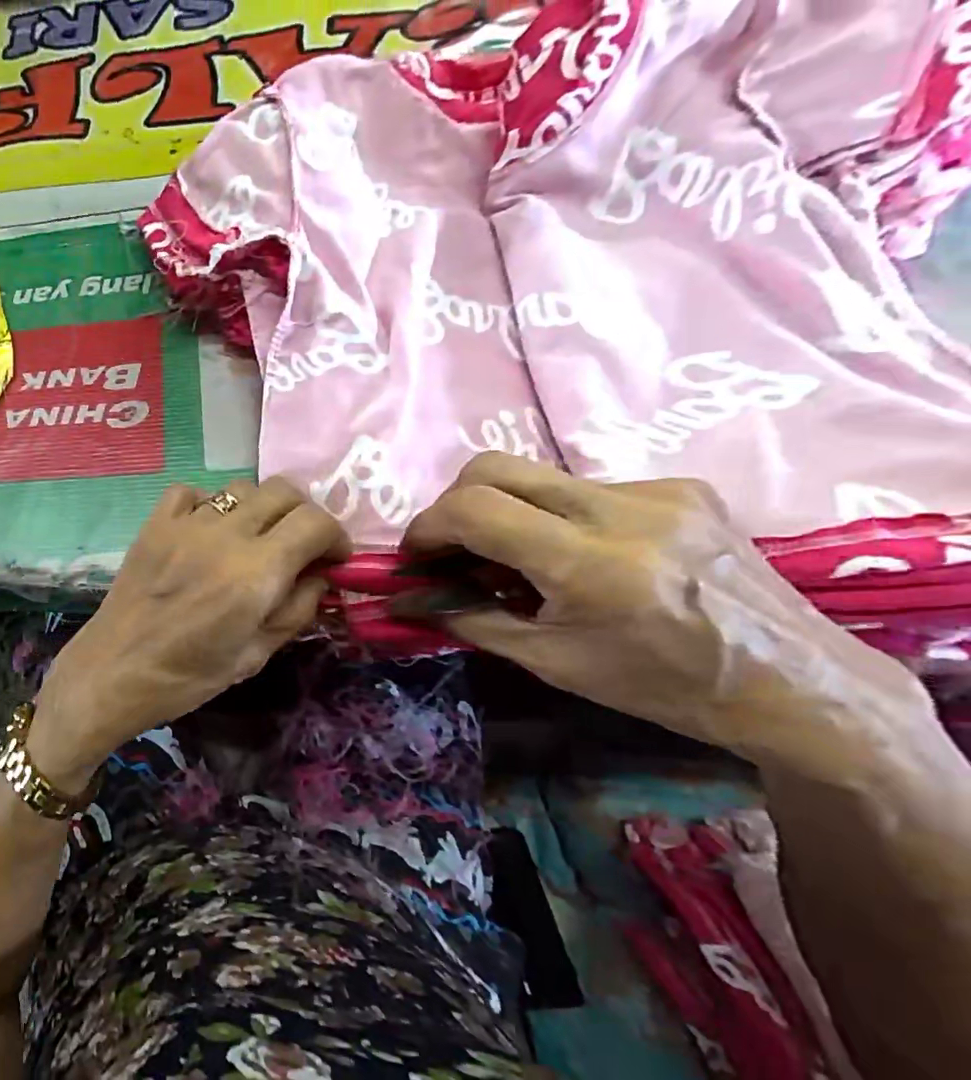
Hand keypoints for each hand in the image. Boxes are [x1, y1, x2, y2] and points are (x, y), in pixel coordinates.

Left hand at [27, 478, 351, 786]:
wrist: (116, 670)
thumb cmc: (189, 676)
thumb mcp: (255, 654)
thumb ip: (295, 609)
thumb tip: (319, 576)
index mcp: (257, 572)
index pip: (315, 521)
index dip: (334, 537)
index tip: (332, 559)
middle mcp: (224, 536)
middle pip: (283, 491)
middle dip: (302, 515)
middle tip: (298, 545)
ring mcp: (185, 525)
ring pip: (239, 488)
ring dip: (258, 508)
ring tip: (251, 539)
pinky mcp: (153, 525)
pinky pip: (188, 492)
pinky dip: (207, 503)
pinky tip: (204, 530)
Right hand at [398, 453, 936, 781]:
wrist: (794, 685)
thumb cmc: (659, 684)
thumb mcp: (547, 660)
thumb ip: (468, 617)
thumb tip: (404, 599)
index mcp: (590, 564)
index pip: (474, 509)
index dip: (427, 527)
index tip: (417, 558)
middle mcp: (624, 511)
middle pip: (493, 468)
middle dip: (453, 504)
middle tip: (453, 548)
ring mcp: (659, 492)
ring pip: (537, 477)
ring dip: (506, 512)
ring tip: (519, 560)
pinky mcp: (682, 488)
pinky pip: (584, 487)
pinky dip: (556, 516)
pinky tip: (579, 554)